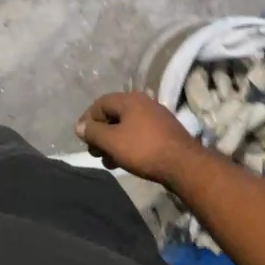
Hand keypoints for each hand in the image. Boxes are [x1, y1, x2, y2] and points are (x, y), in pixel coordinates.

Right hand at [76, 91, 207, 186]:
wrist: (184, 165)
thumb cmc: (143, 150)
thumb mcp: (112, 141)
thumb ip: (93, 132)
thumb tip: (80, 126)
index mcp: (129, 100)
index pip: (100, 104)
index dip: (87, 120)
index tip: (82, 138)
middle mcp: (143, 103)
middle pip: (113, 115)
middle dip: (100, 134)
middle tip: (95, 152)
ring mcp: (157, 117)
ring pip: (126, 127)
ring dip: (113, 143)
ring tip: (109, 161)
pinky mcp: (166, 132)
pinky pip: (139, 134)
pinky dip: (128, 145)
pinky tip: (126, 161)